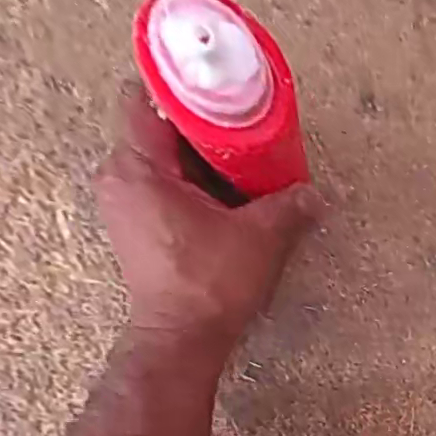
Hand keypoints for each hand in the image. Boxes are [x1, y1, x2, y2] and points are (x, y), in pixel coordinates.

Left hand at [94, 84, 320, 346]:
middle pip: (157, 133)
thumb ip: (289, 209)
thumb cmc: (211, 285)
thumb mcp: (260, 240)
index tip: (226, 105)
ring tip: (240, 178)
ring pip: (161, 164)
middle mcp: (119, 178)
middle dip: (202, 135)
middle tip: (245, 144)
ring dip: (199, 166)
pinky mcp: (134, 231)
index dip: (188, 96)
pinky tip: (224, 207)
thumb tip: (316, 196)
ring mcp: (123, 206)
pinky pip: (161, 191)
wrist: (183, 338)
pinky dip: (190, 190)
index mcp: (139, 167)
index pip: (148, 101)